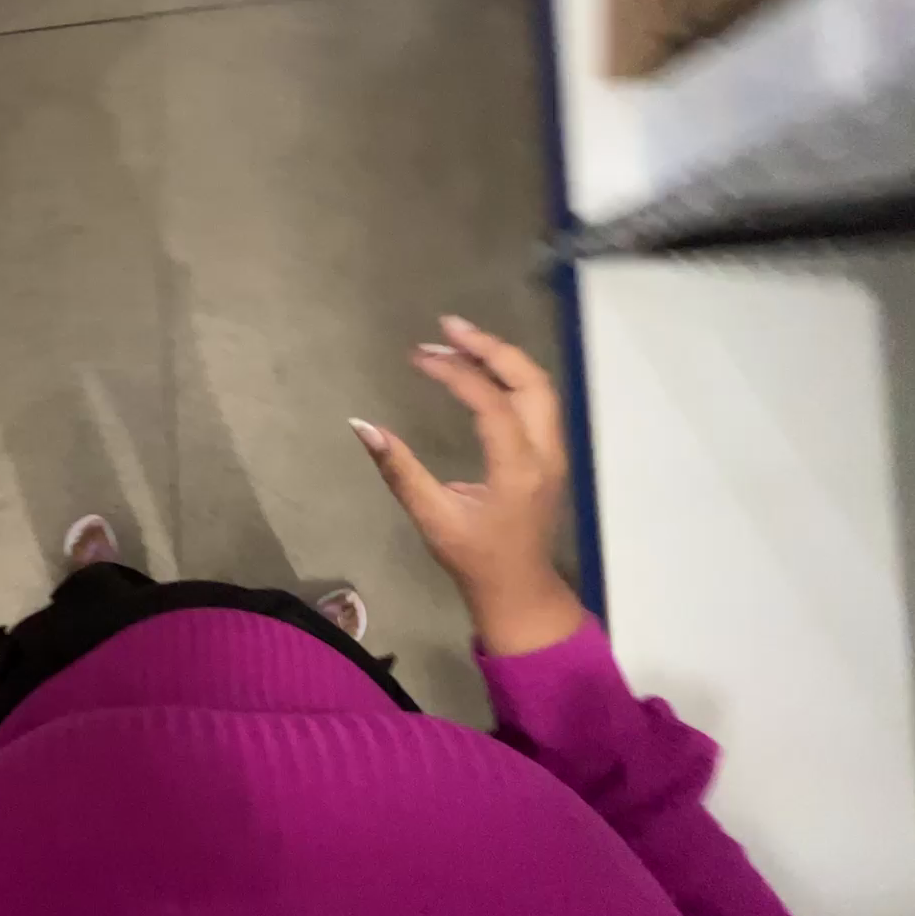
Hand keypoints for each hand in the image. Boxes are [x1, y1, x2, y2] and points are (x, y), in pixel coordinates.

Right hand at [350, 316, 582, 655]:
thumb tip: (362, 425)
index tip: (417, 356)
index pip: (490, 402)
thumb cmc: (473, 556)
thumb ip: (398, 469)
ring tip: (457, 340)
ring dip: (500, 358)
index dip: (455, 373)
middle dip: (489, 348)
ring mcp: (552, 450)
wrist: (518, 587)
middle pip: (530, 380)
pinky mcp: (546, 452)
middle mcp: (544, 450)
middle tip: (445, 328)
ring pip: (538, 387)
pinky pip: (534, 400)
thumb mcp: (430, 516)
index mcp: (517, 467)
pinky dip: (508, 375)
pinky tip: (478, 369)